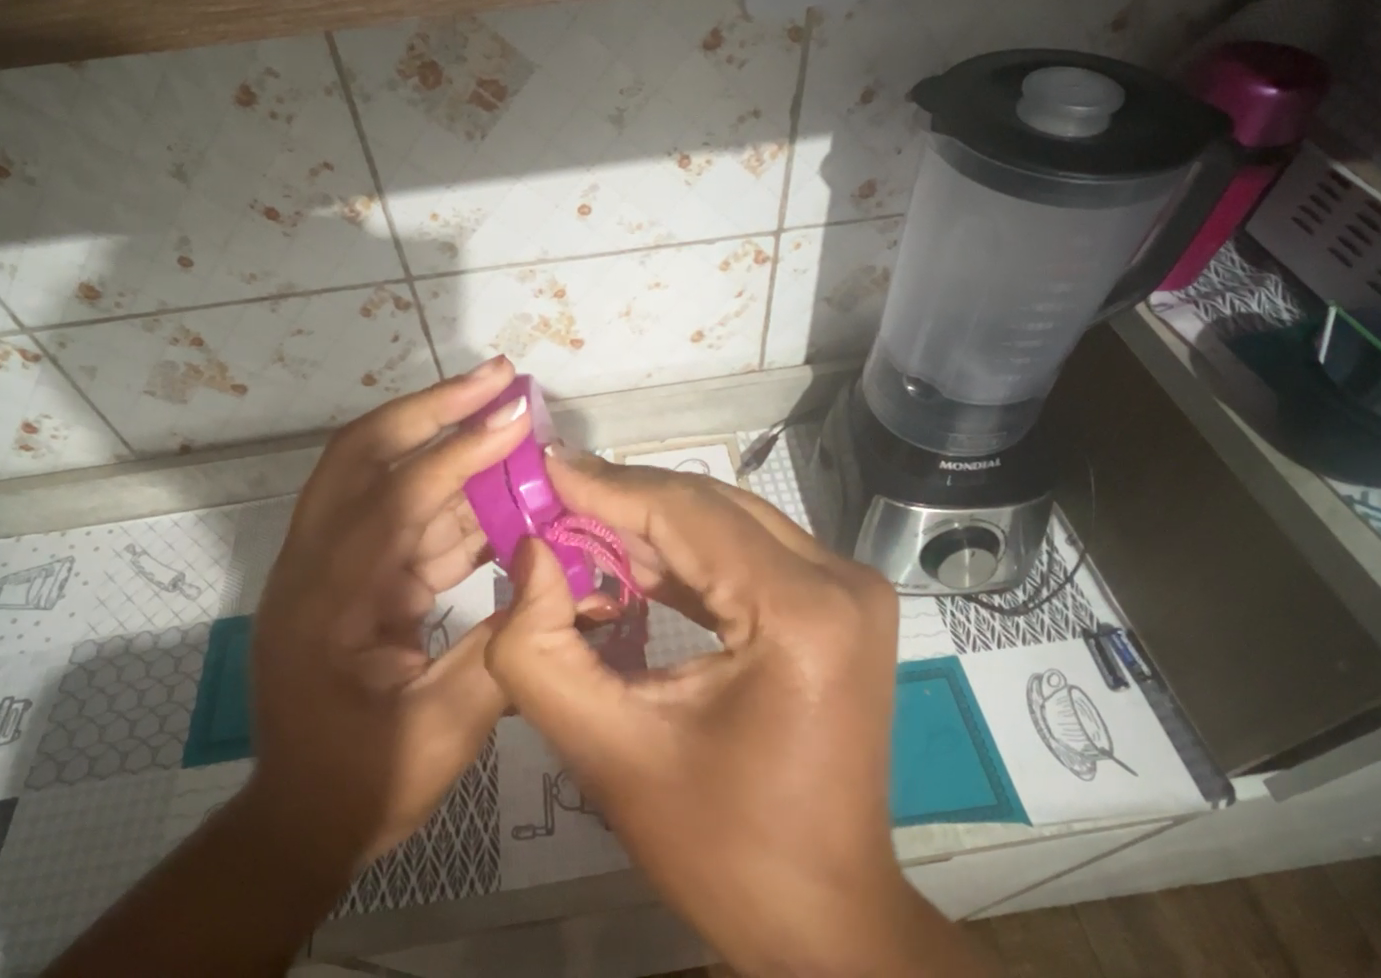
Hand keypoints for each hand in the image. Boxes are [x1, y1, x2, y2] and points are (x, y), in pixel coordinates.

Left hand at [244, 355, 531, 866]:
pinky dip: (455, 501)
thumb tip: (554, 569)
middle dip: (431, 410)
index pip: (392, 502)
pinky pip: (407, 525)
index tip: (515, 413)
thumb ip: (503, 640)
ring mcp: (331, 572)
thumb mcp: (446, 724)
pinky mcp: (355, 584)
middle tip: (497, 376)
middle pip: (361, 457)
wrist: (304, 824)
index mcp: (323, 605)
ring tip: (509, 415)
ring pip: (386, 483)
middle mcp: (314, 569)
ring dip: (446, 446)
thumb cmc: (367, 785)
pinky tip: (505, 490)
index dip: (457, 452)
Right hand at [486, 454, 997, 975]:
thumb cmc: (717, 845)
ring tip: (573, 528)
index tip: (536, 468)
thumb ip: (539, 649)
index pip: (685, 513)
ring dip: (653, 527)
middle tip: (545, 499)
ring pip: (732, 524)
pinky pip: (752, 557)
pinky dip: (689, 558)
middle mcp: (840, 581)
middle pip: (712, 508)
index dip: (603, 485)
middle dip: (623, 501)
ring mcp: (850, 592)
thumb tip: (530, 551)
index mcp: (800, 611)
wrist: (820, 913)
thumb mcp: (606, 750)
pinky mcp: (842, 609)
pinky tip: (631, 567)